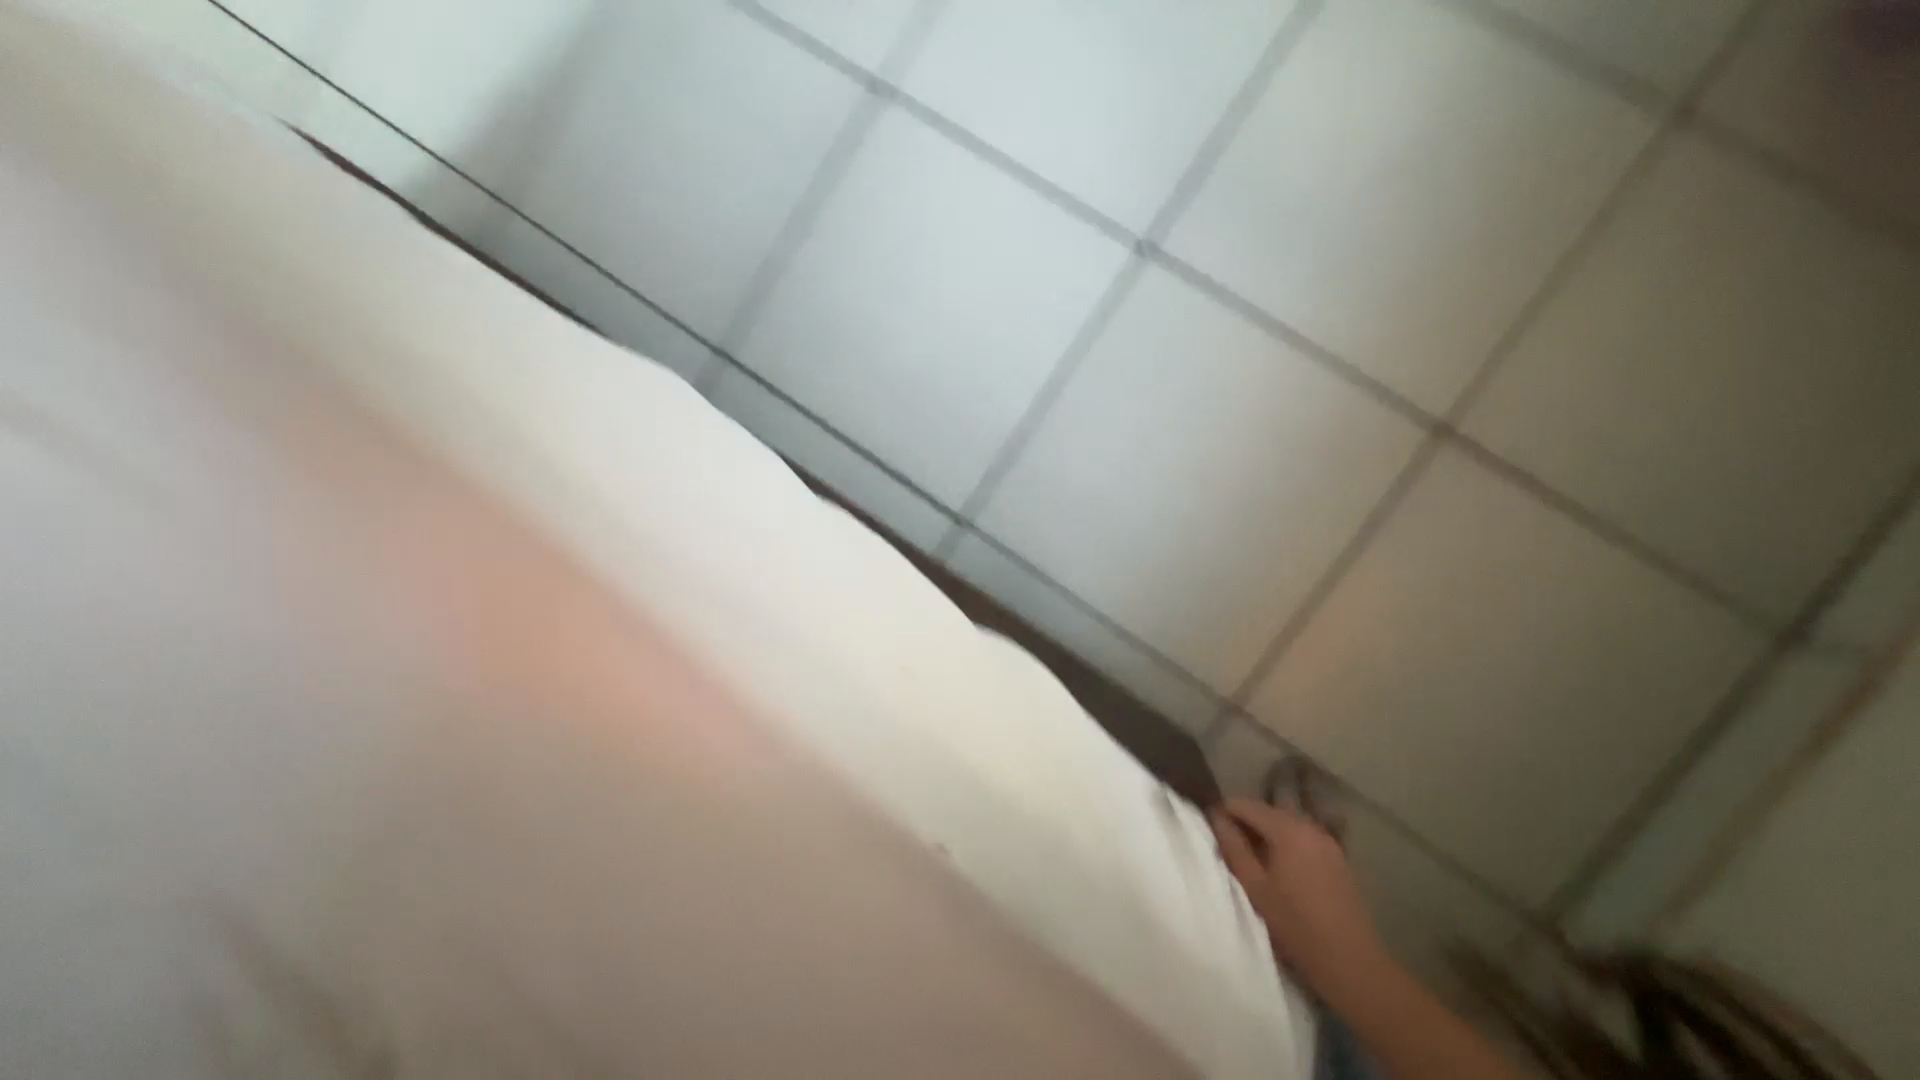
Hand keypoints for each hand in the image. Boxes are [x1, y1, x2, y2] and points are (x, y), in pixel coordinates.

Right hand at [1210, 797, 1386, 997]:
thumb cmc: (1295, 925)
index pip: (1248, 805)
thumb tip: (1216, 817)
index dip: (1225, 811)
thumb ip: (1233, 847)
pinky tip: (1279, 866)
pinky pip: (1304, 838)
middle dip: (1246, 821)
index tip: (1210, 828)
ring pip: (1288, 824)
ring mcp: (1329, 843)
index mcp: (1289, 830)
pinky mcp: (1338, 859)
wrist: (1350, 961)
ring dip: (1267, 832)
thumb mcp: (1255, 887)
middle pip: (1270, 811)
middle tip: (1228, 843)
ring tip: (1250, 855)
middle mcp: (1311, 827)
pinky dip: (1286, 843)